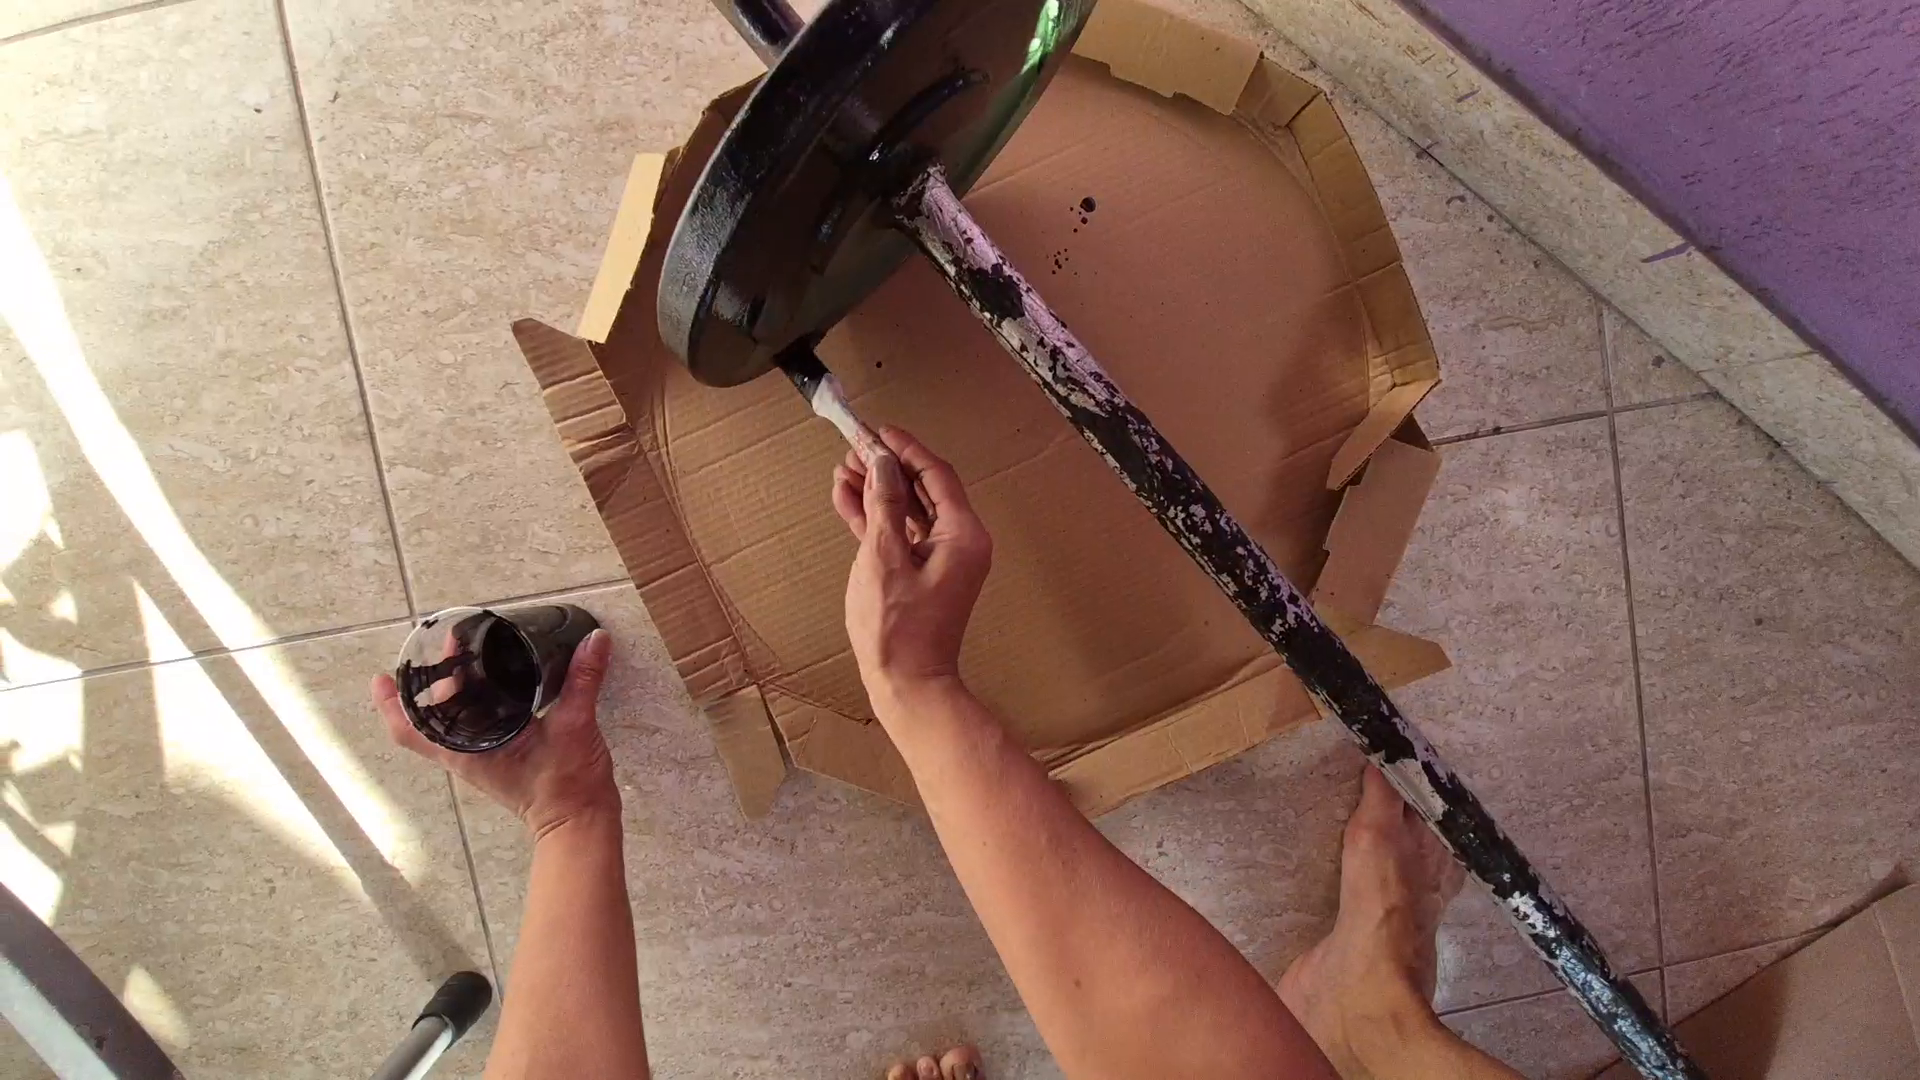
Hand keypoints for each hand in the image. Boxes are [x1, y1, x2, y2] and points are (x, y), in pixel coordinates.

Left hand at [372, 628, 618, 838]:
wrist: (581, 821)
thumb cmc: (565, 784)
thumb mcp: (574, 725)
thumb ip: (583, 680)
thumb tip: (595, 639)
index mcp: (469, 750)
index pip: (413, 729)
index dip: (393, 703)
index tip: (383, 677)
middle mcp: (469, 755)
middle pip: (432, 720)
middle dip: (430, 686)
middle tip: (444, 651)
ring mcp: (488, 759)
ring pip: (455, 724)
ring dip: (454, 696)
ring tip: (466, 664)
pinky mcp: (508, 759)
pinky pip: (481, 728)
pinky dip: (479, 707)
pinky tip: (499, 691)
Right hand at [832, 427, 992, 705]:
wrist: (908, 684)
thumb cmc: (897, 628)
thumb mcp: (883, 557)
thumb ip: (884, 504)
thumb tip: (881, 462)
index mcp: (963, 535)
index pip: (937, 475)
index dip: (907, 449)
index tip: (879, 430)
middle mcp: (960, 542)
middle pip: (924, 489)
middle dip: (887, 467)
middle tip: (853, 447)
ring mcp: (942, 559)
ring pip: (909, 510)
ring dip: (877, 490)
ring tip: (842, 469)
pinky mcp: (922, 573)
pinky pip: (901, 534)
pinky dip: (876, 518)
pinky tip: (847, 498)